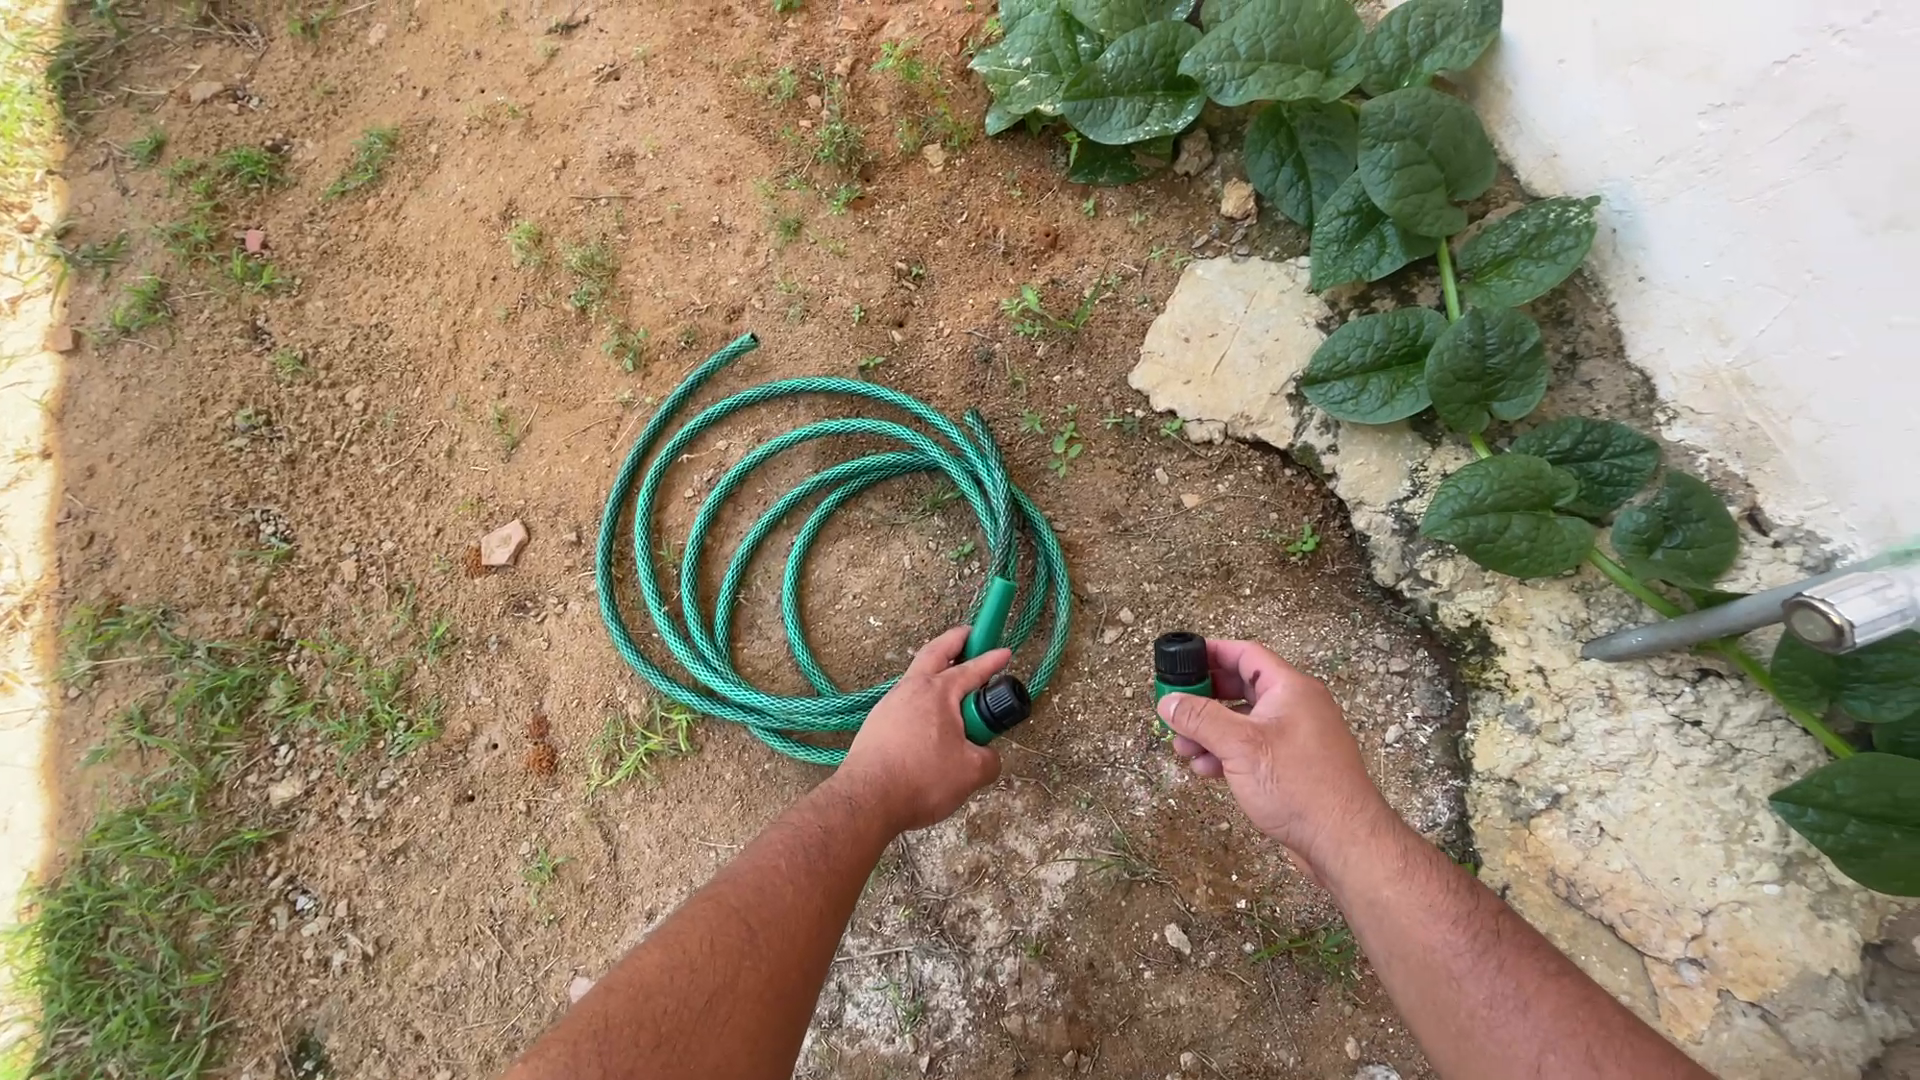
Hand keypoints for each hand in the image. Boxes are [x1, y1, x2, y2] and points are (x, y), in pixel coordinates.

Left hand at [832, 625, 1007, 833]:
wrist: (867, 799)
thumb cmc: (920, 779)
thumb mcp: (971, 773)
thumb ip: (989, 760)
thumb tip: (987, 757)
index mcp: (938, 692)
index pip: (972, 669)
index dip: (992, 661)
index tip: (1005, 652)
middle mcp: (911, 689)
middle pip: (935, 652)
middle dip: (955, 640)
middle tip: (970, 635)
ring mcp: (890, 704)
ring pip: (916, 675)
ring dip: (935, 668)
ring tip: (951, 678)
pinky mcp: (877, 723)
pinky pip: (906, 699)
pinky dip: (922, 696)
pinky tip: (929, 716)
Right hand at [1160, 639, 1396, 875]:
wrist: (1343, 842)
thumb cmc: (1297, 784)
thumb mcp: (1239, 744)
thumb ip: (1199, 718)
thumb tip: (1167, 702)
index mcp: (1290, 688)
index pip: (1246, 654)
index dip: (1212, 652)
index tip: (1181, 659)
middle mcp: (1295, 706)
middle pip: (1240, 687)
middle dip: (1204, 698)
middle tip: (1176, 707)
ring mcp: (1294, 737)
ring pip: (1242, 721)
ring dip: (1210, 730)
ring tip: (1183, 747)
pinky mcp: (1291, 765)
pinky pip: (1250, 747)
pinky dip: (1226, 753)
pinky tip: (1206, 769)